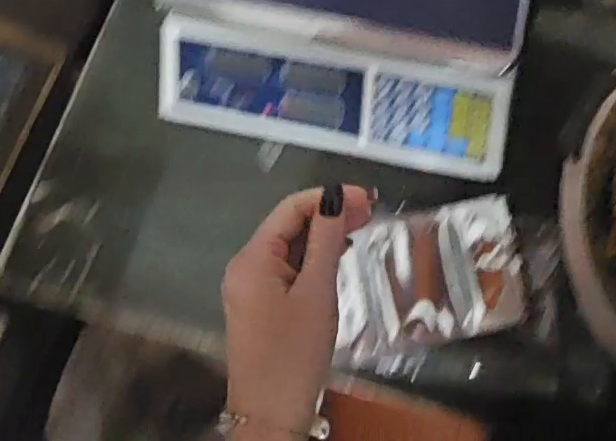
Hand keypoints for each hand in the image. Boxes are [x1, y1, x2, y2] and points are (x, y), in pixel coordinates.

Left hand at [222, 184, 372, 435]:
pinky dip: (315, 256)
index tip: (365, 198)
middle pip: (290, 224)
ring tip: (361, 227)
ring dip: (324, 233)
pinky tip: (339, 254)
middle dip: (329, 212)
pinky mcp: (262, 304)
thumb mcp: (317, 291)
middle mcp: (246, 266)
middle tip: (369, 210)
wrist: (271, 418)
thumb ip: (326, 238)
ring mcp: (251, 287)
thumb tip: (335, 196)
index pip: (291, 207)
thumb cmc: (294, 353)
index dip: (329, 197)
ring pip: (292, 245)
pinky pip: (290, 266)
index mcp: (253, 259)